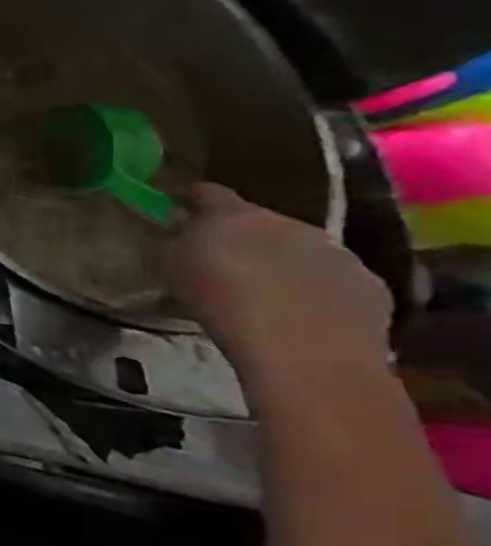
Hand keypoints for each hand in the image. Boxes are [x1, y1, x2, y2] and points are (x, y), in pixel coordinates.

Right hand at [170, 183, 392, 377]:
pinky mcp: (371, 284)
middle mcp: (288, 223)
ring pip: (300, 248)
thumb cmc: (221, 305)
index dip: (191, 199)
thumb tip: (182, 225)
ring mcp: (337, 252)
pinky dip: (317, 287)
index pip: (207, 191)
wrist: (306, 355)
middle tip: (225, 261)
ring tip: (267, 292)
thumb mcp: (174, 269)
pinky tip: (305, 314)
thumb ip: (177, 240)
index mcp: (234, 215)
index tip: (179, 211)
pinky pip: (334, 277)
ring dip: (281, 261)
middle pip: (259, 221)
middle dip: (242, 236)